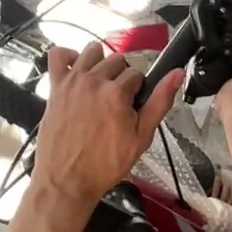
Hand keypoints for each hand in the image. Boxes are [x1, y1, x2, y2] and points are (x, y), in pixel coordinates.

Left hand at [31, 42, 184, 214]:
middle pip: (116, 60)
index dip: (138, 89)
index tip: (132, 103)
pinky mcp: (55, 87)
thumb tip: (176, 75)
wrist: (67, 180)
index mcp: (117, 93)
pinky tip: (77, 71)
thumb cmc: (103, 164)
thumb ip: (160, 101)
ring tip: (100, 83)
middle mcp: (94, 81)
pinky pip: (58, 54)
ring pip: (92, 50)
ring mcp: (72, 82)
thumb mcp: (141, 137)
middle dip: (121, 76)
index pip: (137, 73)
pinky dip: (68, 56)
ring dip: (100, 62)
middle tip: (117, 99)